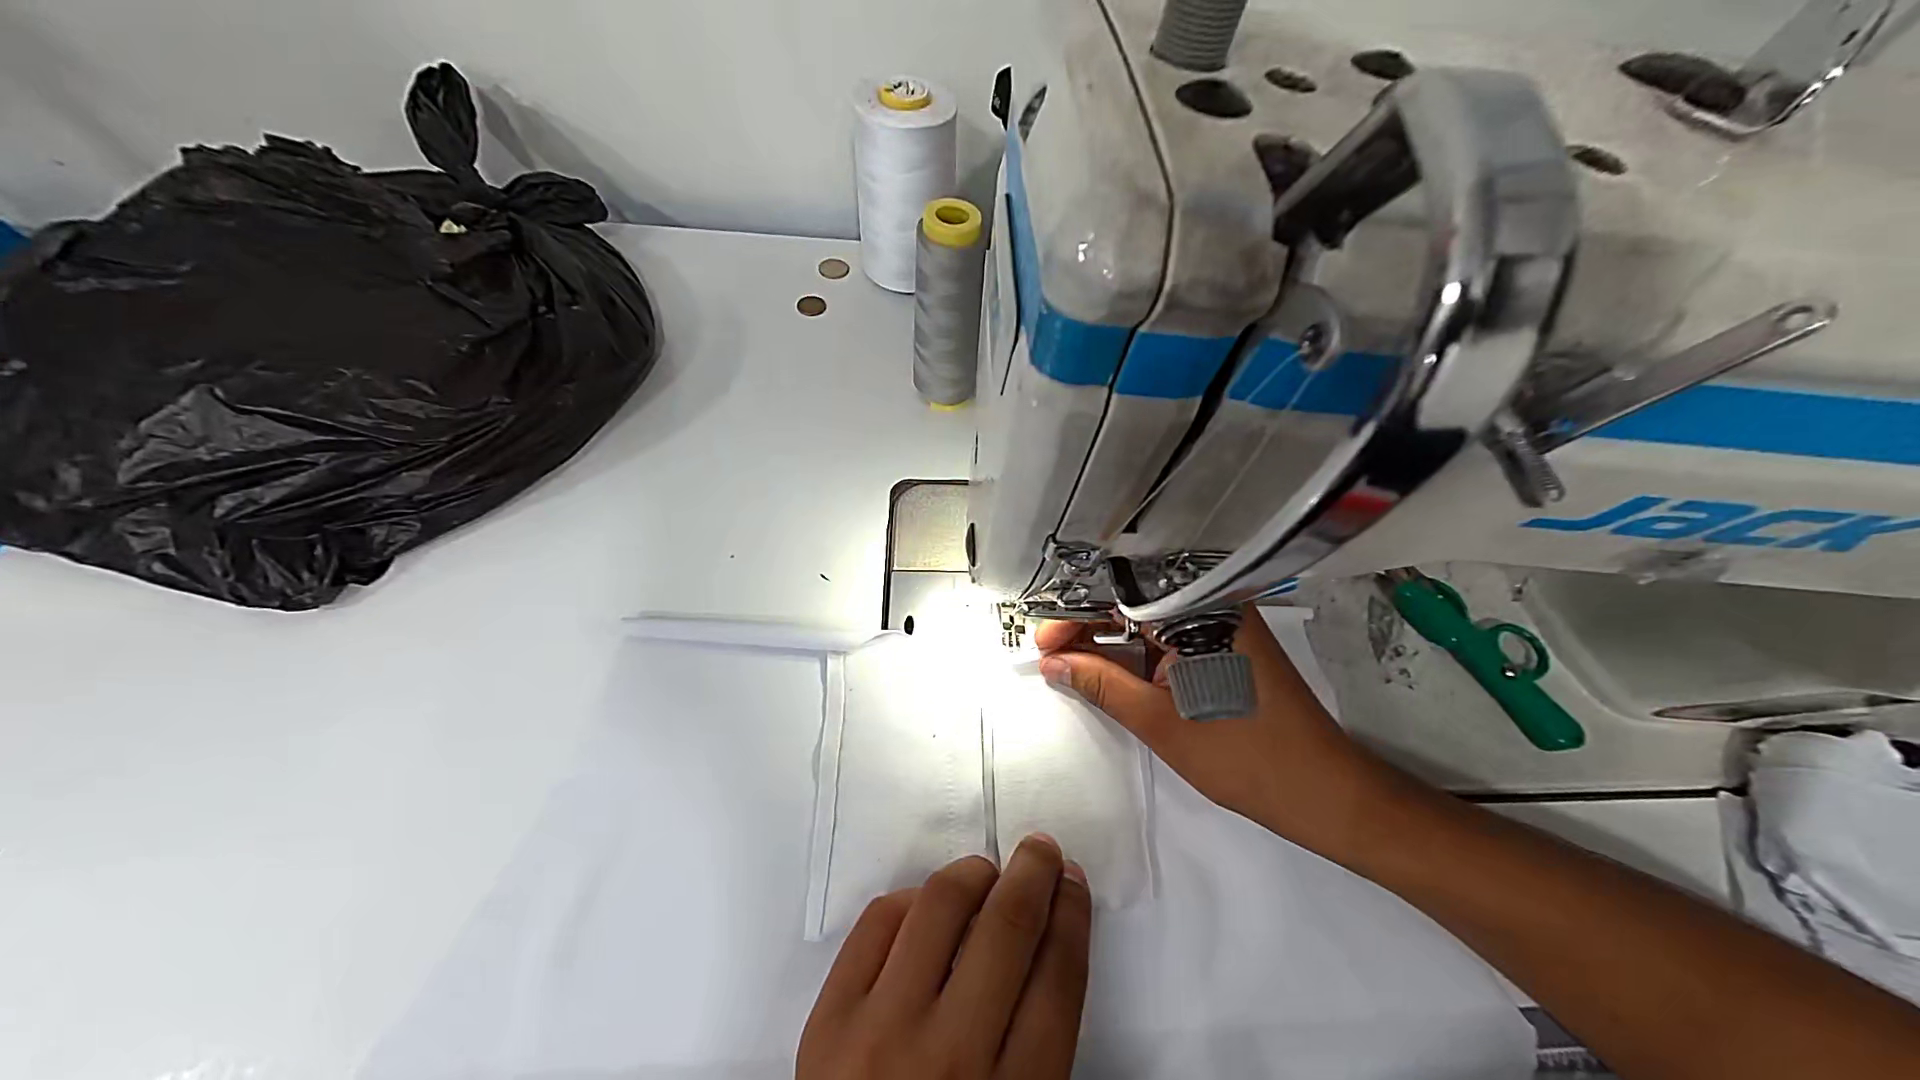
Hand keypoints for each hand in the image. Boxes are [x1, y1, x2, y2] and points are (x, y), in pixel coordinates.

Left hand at [797, 835, 1091, 1079]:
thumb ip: (1037, 1037)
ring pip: (940, 906)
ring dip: (973, 873)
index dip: (1071, 915)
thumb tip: (1046, 934)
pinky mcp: (829, 1018)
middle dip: (1033, 874)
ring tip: (985, 873)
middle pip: (1007, 928)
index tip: (1070, 885)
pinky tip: (926, 906)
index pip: (1058, 977)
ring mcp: (882, 1032)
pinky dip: (910, 899)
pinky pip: (877, 921)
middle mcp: (950, 1058)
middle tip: (1040, 851)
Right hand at [1036, 608, 1388, 855]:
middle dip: (1087, 630)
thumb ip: (1100, 684)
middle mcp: (1214, 605)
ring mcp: (1224, 625)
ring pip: (1150, 623)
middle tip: (1051, 658)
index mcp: (1200, 611)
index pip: (1120, 597)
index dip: (1074, 616)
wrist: (1325, 793)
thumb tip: (1052, 663)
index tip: (1043, 642)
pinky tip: (1110, 672)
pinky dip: (1139, 656)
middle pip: (1133, 605)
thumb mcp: (1159, 722)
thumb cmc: (1246, 757)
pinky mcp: (1228, 645)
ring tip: (1072, 667)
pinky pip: (1171, 639)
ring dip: (1111, 644)